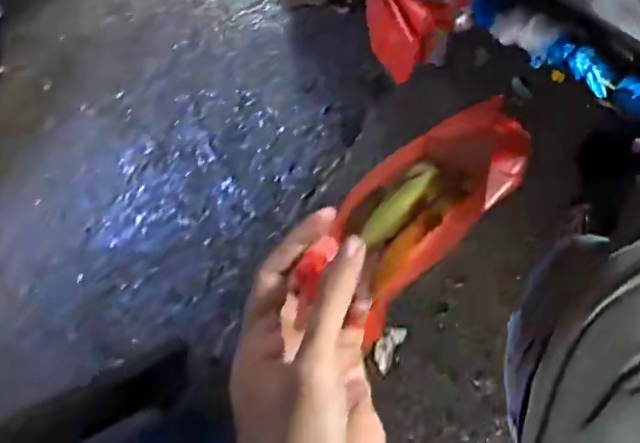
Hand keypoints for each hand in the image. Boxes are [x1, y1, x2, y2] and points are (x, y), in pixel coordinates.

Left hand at [230, 210, 384, 442]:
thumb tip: (351, 241)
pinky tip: (379, 284)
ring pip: (333, 302)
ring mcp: (316, 357)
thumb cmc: (301, 428)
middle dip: (328, 257)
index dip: (298, 244)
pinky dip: (367, 301)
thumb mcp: (312, 362)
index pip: (273, 279)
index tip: (331, 218)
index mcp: (259, 345)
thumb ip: (332, 300)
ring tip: (375, 250)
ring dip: (351, 276)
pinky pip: (354, 323)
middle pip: (303, 287)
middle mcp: (285, 345)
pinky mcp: (346, 368)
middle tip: (359, 228)